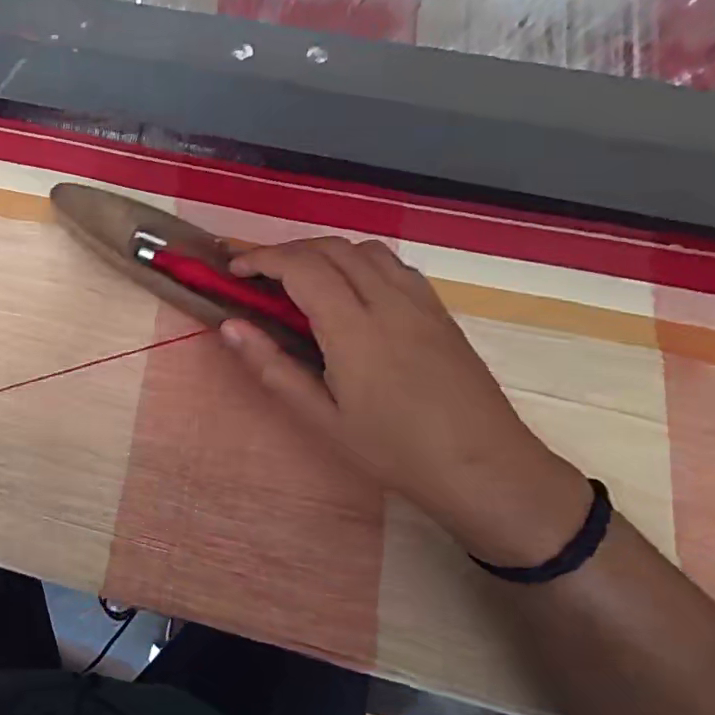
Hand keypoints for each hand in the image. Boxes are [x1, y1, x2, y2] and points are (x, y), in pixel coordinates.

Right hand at [221, 237, 589, 565]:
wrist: (484, 466)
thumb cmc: (393, 449)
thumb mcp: (321, 417)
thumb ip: (272, 366)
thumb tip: (230, 326)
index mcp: (354, 328)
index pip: (302, 267)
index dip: (262, 259)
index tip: (233, 269)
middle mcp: (389, 301)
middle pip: (332, 248)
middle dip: (287, 251)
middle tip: (257, 274)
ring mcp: (420, 302)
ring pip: (365, 249)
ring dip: (324, 252)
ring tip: (299, 280)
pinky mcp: (439, 311)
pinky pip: (393, 265)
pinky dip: (358, 262)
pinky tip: (350, 292)